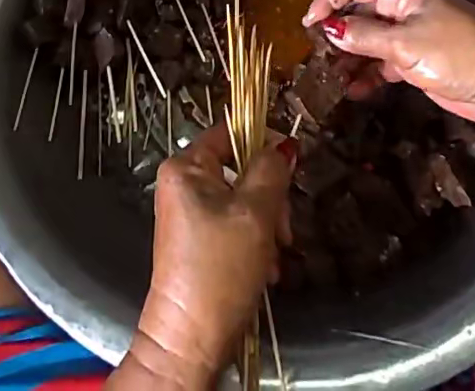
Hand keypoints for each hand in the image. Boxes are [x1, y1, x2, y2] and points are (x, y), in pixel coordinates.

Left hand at [122, 124, 293, 388]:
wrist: (190, 345)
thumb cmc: (220, 269)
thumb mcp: (255, 211)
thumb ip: (272, 169)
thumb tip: (285, 144)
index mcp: (185, 167)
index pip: (231, 130)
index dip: (264, 138)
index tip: (291, 159)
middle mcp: (183, 184)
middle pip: (241, 166)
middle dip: (270, 193)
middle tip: (283, 223)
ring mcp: (190, 213)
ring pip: (244, 196)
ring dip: (268, 220)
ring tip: (277, 250)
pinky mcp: (200, 240)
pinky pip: (236, 221)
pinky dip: (256, 238)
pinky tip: (267, 264)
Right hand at [302, 0, 474, 123]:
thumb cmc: (459, 54)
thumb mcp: (405, 44)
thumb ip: (364, 36)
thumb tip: (329, 28)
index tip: (308, 25)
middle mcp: (405, 4)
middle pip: (360, 8)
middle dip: (337, 28)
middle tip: (315, 54)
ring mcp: (412, 31)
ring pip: (370, 36)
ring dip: (350, 54)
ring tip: (329, 76)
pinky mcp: (418, 57)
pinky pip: (384, 59)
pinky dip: (369, 71)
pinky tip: (353, 89)